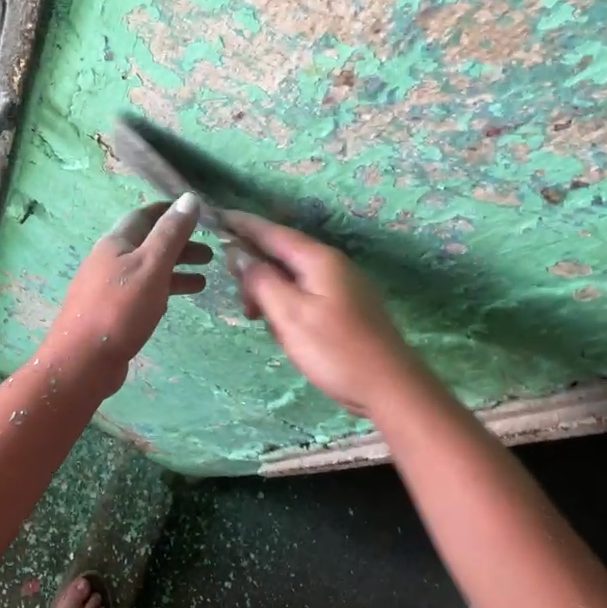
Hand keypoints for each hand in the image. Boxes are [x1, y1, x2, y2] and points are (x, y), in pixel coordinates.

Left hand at [44, 196, 209, 372]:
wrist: (83, 360)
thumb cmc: (120, 308)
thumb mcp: (151, 265)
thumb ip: (171, 233)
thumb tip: (189, 198)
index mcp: (116, 242)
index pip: (144, 215)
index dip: (170, 210)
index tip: (196, 212)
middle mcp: (109, 259)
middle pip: (147, 243)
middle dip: (178, 244)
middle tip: (210, 252)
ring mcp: (108, 286)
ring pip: (146, 269)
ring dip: (174, 269)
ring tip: (204, 277)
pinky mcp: (111, 311)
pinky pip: (141, 291)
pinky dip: (162, 289)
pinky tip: (177, 299)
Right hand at [224, 212, 405, 416]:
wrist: (392, 390)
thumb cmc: (336, 350)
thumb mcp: (288, 314)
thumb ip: (260, 279)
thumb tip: (237, 253)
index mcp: (318, 259)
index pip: (271, 231)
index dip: (241, 224)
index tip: (214, 217)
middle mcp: (332, 265)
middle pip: (281, 253)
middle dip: (253, 267)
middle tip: (240, 298)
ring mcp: (342, 286)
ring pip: (292, 276)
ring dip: (268, 291)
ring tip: (257, 318)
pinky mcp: (346, 308)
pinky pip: (305, 293)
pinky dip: (285, 303)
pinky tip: (281, 327)